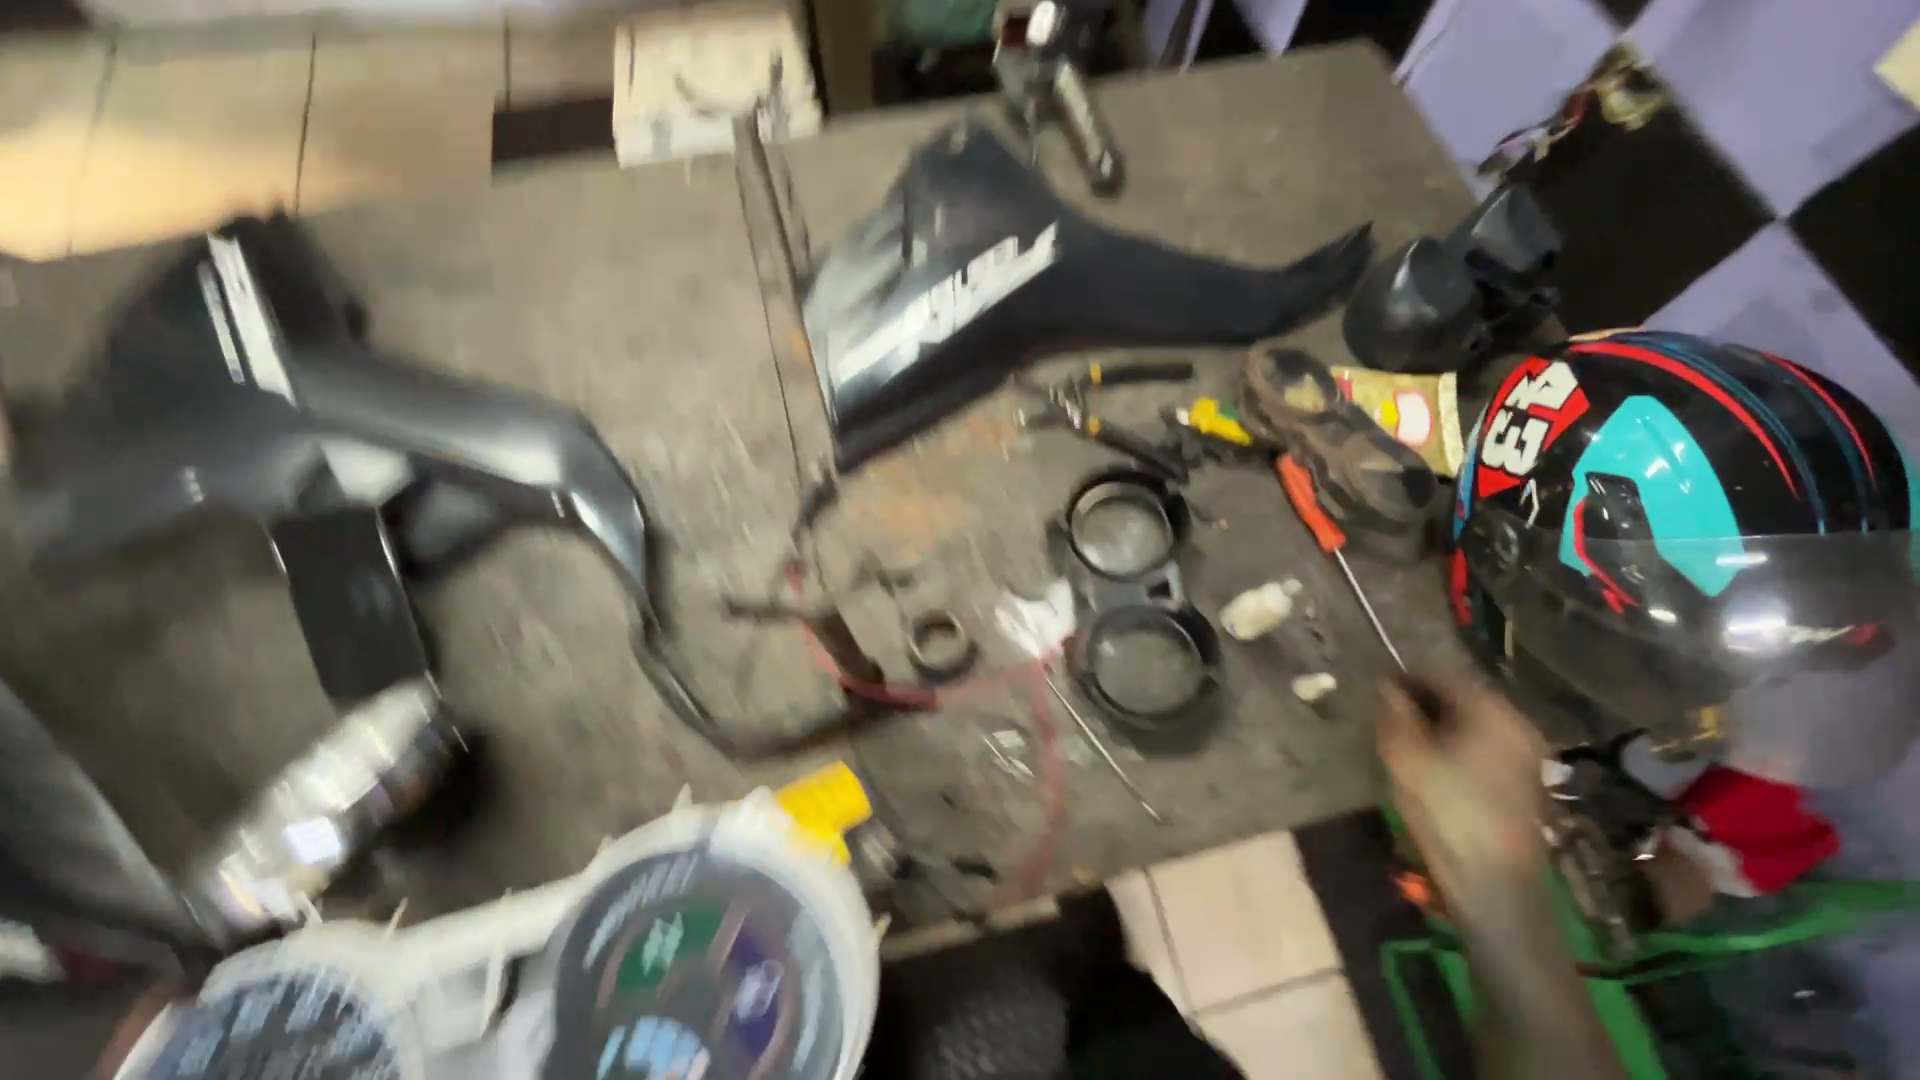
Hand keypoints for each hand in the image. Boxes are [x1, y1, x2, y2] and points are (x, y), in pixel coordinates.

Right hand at [1378, 673, 1548, 893]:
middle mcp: (1518, 723)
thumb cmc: (1445, 808)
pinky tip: (1437, 761)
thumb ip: (1394, 711)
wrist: (1492, 878)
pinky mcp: (1528, 779)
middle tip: (1390, 711)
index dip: (1406, 677)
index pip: (1442, 675)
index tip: (1378, 685)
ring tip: (1409, 737)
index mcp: (1491, 710)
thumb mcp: (1405, 754)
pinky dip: (1460, 742)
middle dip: (1425, 700)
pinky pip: (1487, 744)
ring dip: (1442, 722)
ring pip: (1475, 722)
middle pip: (1463, 697)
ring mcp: (1529, 753)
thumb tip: (1387, 685)